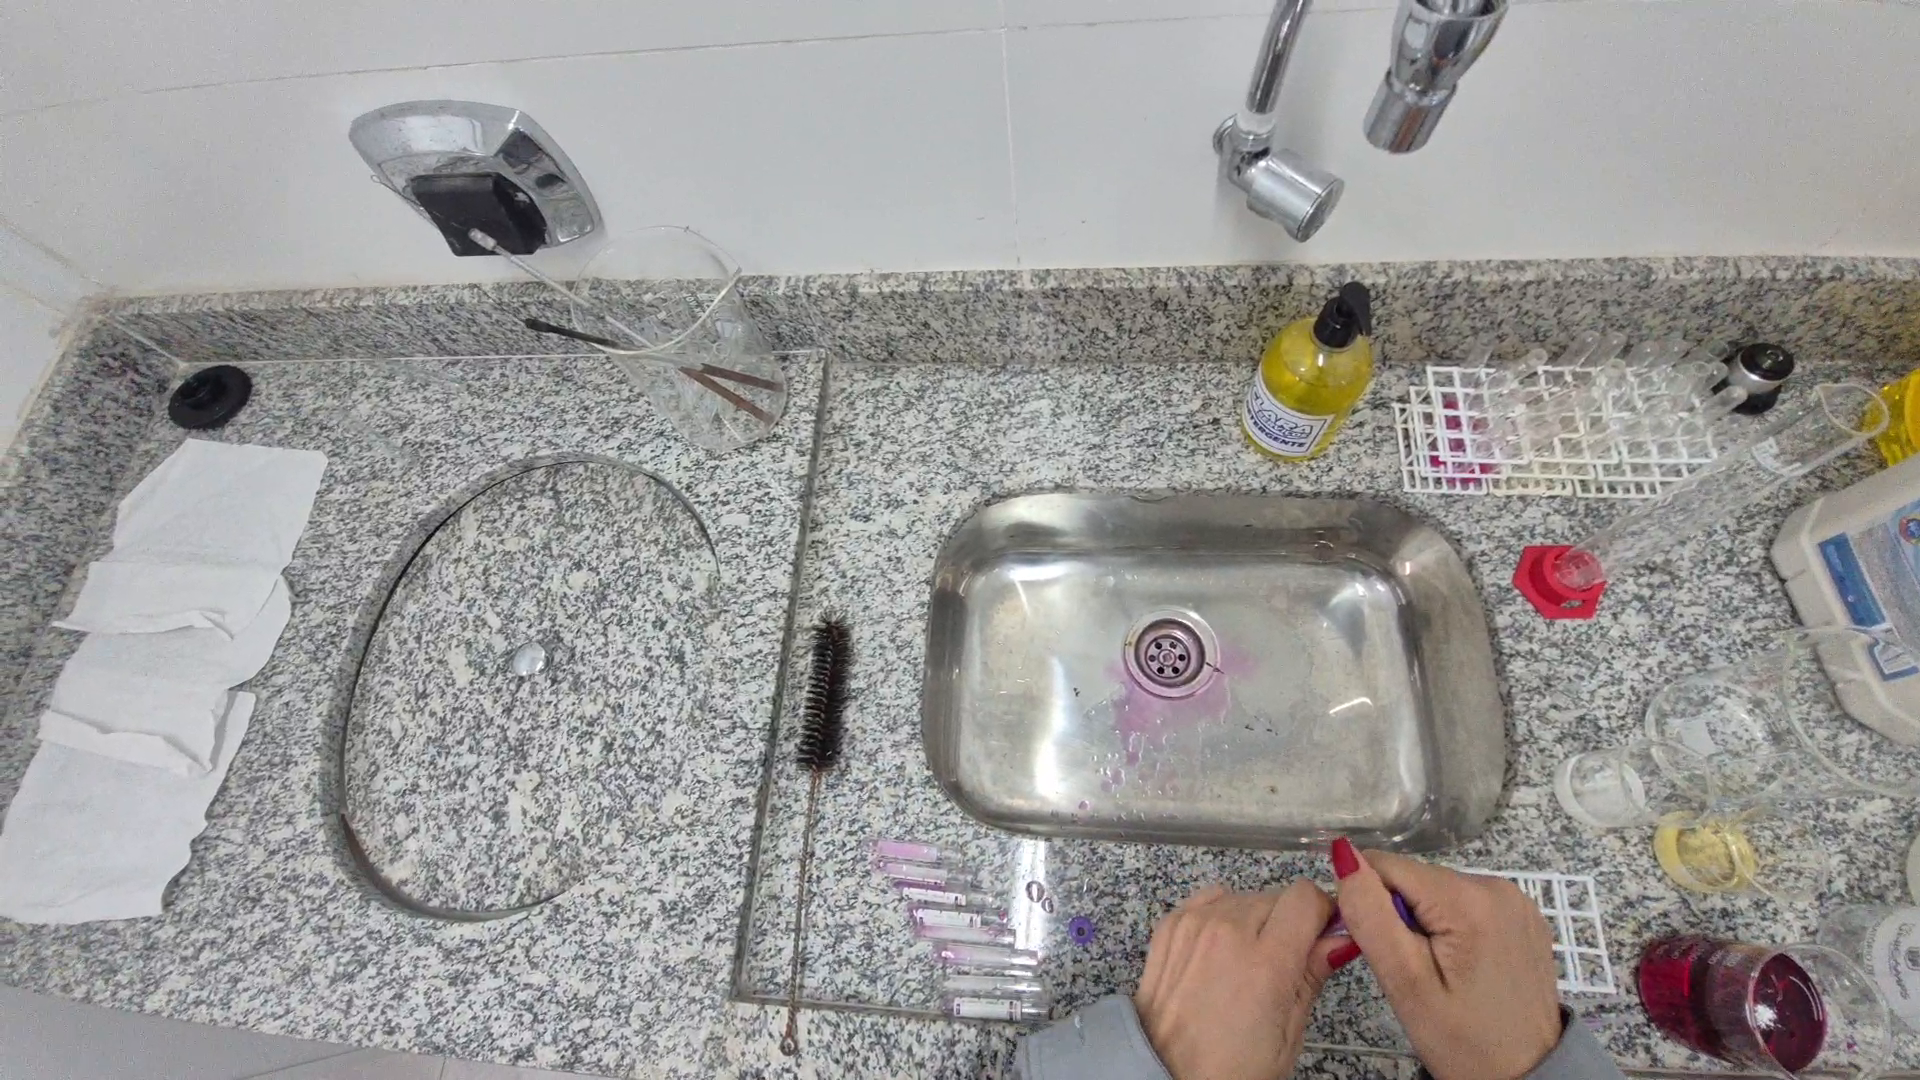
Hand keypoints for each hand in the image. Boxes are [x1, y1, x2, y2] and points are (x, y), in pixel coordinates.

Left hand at [1134, 882, 1357, 1079]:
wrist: (1163, 1068)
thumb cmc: (1233, 1066)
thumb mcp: (1287, 1035)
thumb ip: (1311, 976)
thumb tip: (1340, 938)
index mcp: (1266, 961)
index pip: (1304, 899)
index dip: (1321, 912)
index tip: (1324, 934)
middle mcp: (1228, 928)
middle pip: (1275, 898)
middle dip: (1289, 923)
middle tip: (1285, 963)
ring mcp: (1194, 920)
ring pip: (1242, 898)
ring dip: (1254, 920)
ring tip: (1246, 963)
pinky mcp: (1170, 921)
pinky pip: (1209, 899)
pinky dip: (1222, 914)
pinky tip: (1220, 949)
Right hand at [1332, 839, 1561, 1079]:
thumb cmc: (1464, 1041)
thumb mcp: (1404, 983)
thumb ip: (1369, 913)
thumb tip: (1343, 853)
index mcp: (1466, 899)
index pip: (1383, 866)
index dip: (1371, 904)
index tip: (1389, 950)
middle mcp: (1495, 885)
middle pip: (1409, 877)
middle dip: (1399, 914)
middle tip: (1414, 968)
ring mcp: (1514, 899)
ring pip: (1430, 887)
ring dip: (1422, 920)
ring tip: (1439, 969)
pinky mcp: (1521, 913)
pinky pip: (1458, 900)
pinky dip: (1449, 925)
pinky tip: (1463, 963)